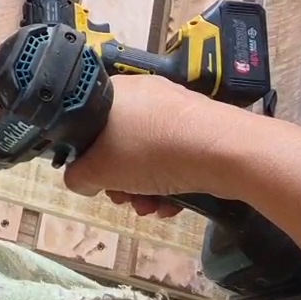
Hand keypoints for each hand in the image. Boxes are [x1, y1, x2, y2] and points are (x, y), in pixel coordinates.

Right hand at [62, 75, 260, 213]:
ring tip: (152, 208)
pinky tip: (172, 203)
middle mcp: (140, 92)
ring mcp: (172, 107)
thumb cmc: (149, 150)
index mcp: (110, 91)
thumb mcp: (98, 170)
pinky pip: (172, 154)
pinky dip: (169, 180)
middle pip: (116, 143)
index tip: (96, 180)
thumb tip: (82, 179)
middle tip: (124, 199)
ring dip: (143, 186)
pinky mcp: (199, 125)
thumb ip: (77, 177)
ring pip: (145, 152)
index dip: (86, 157)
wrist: (223, 149)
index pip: (84, 123)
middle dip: (118, 179)